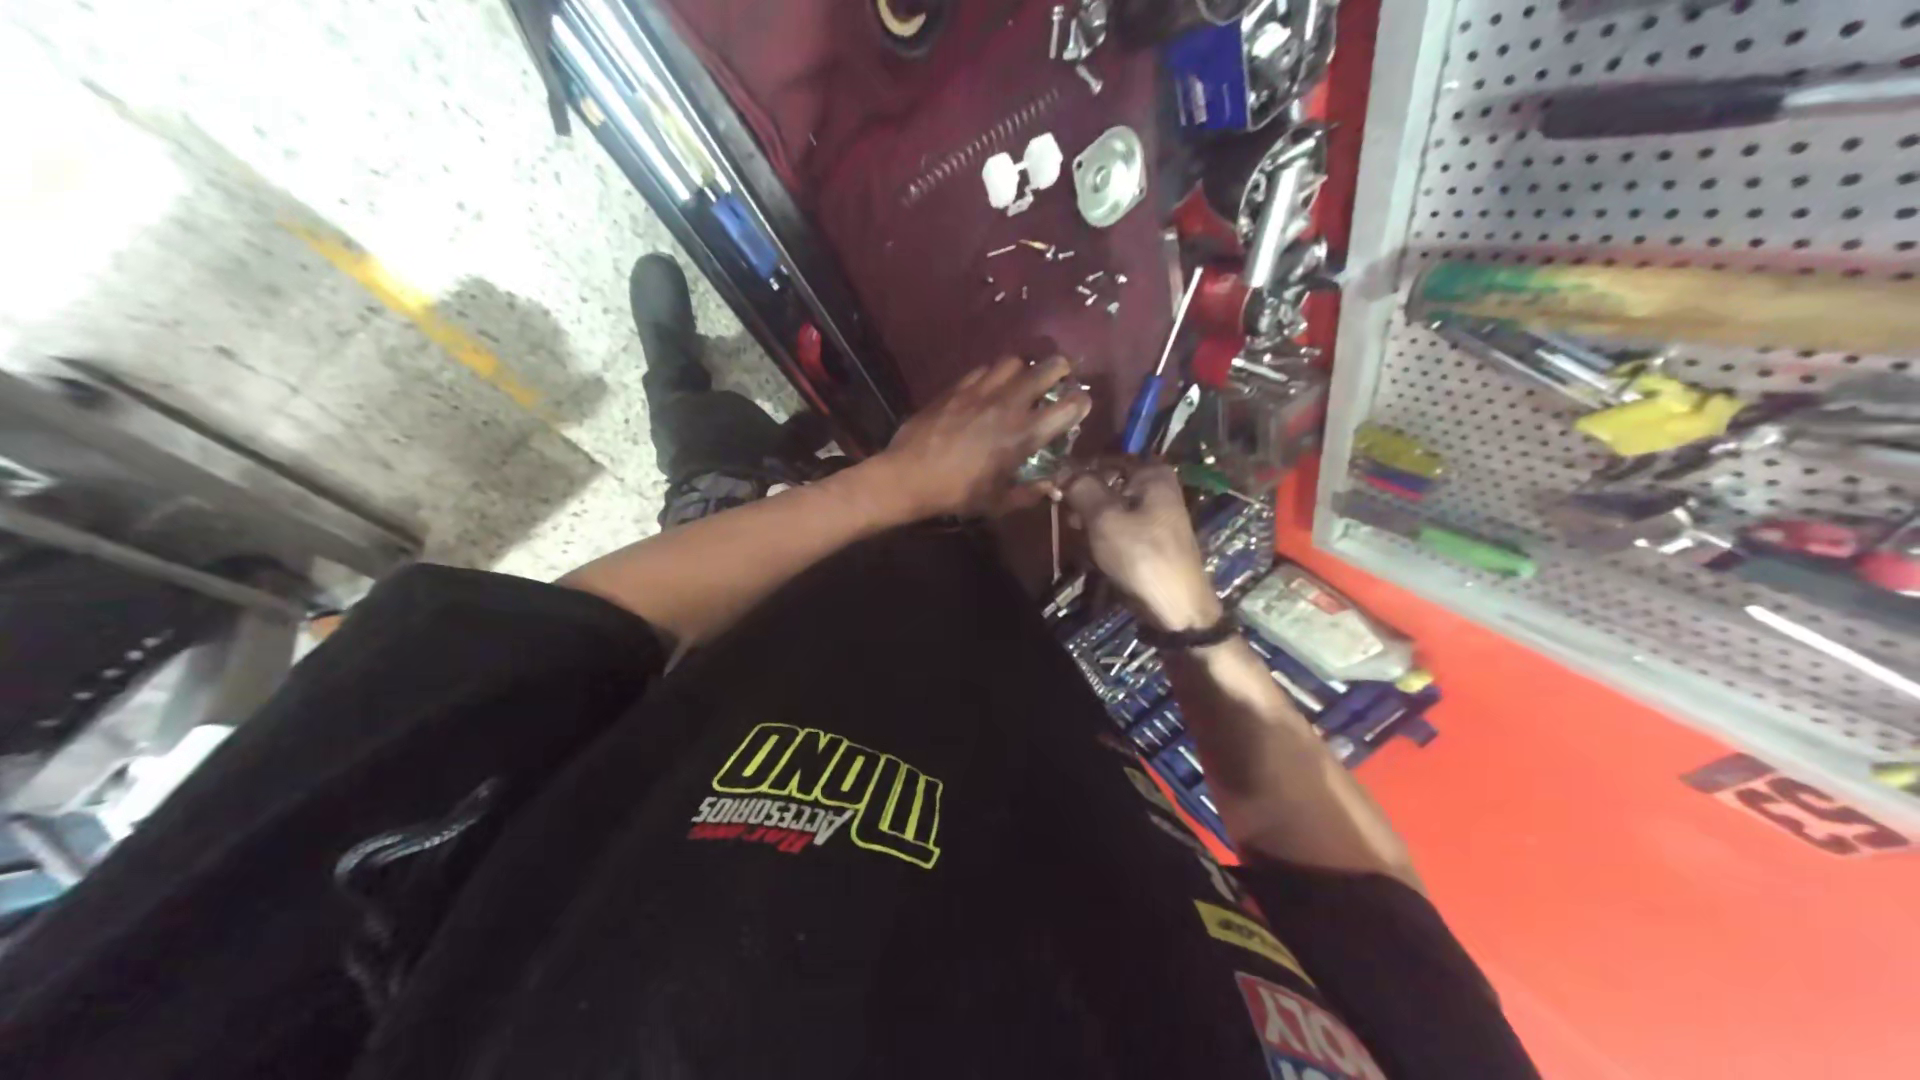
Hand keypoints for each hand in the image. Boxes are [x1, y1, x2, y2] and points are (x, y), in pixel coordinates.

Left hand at [866, 356, 1090, 518]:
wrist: (908, 476)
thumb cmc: (957, 493)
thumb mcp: (998, 502)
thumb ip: (1029, 493)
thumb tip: (1050, 486)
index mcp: (1024, 435)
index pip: (1068, 407)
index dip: (1081, 403)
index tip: (1081, 405)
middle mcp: (1008, 405)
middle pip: (1046, 369)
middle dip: (1060, 369)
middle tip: (1061, 375)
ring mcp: (981, 391)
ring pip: (1013, 362)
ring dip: (1024, 368)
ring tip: (1022, 380)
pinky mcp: (957, 387)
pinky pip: (983, 370)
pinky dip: (993, 375)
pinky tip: (989, 388)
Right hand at [1063, 462, 1222, 632]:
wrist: (1177, 606)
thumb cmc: (1140, 555)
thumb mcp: (1104, 517)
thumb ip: (1082, 487)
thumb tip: (1063, 468)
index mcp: (1152, 473)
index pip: (1104, 458)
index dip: (1077, 471)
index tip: (1055, 488)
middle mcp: (1158, 486)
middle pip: (1108, 481)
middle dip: (1083, 497)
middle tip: (1067, 515)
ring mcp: (1157, 513)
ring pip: (1112, 505)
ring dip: (1091, 518)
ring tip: (1078, 535)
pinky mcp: (1152, 537)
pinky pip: (1121, 525)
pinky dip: (1104, 533)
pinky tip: (1093, 548)